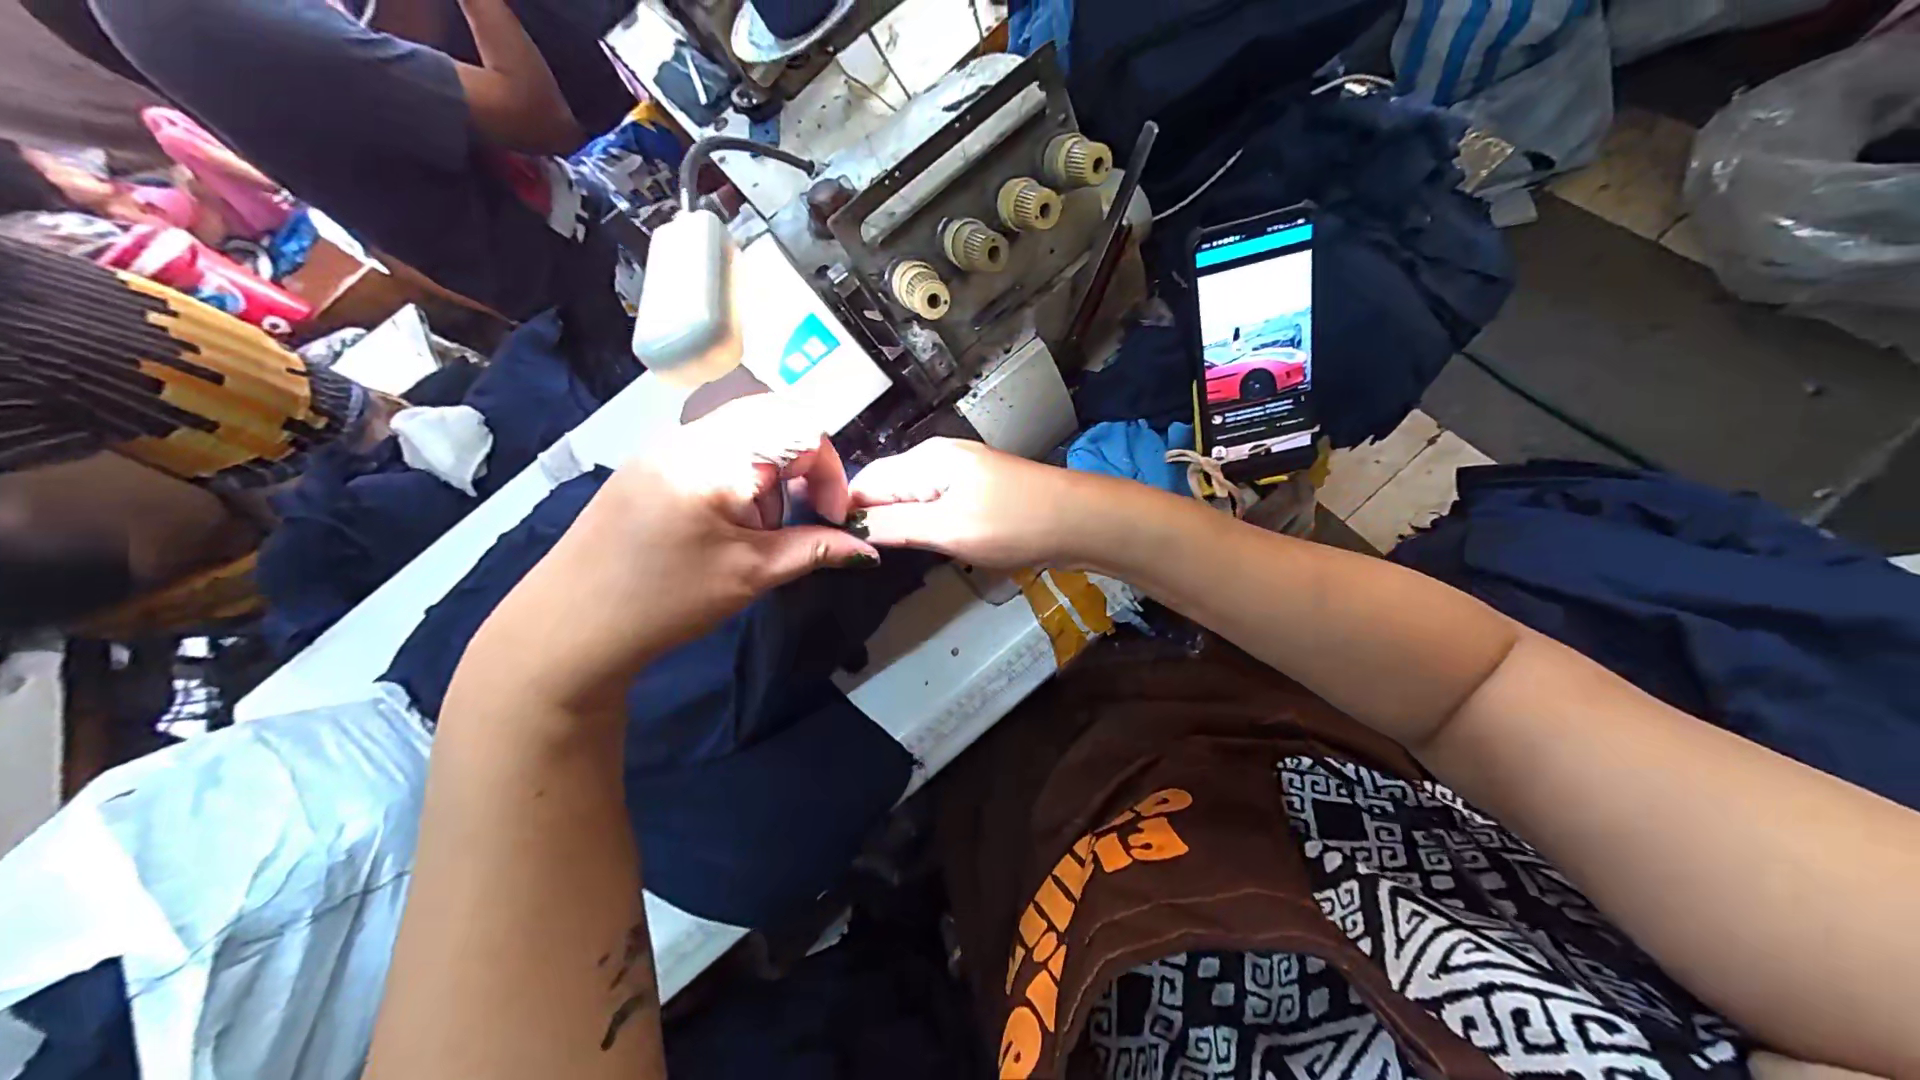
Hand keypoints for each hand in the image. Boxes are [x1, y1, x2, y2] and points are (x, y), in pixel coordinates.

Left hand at [454, 395, 879, 710]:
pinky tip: (723, 524)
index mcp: (714, 458)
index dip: (830, 472)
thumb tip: (866, 549)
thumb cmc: (665, 601)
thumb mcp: (750, 575)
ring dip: (769, 475)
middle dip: (801, 468)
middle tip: (799, 516)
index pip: (799, 430)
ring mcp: (662, 448)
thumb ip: (813, 550)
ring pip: (744, 435)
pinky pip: (712, 451)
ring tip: (754, 530)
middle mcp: (686, 437)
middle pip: (772, 421)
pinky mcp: (649, 467)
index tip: (832, 519)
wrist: (568, 628)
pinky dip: (739, 478)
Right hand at [848, 438, 1116, 569]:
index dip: (842, 511)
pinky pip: (931, 504)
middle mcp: (935, 458)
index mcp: (924, 460)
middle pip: (883, 488)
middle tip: (856, 557)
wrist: (1083, 522)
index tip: (832, 547)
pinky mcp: (974, 490)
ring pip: (907, 498)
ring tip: (883, 554)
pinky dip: (920, 524)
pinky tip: (921, 544)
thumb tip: (845, 526)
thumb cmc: (1015, 524)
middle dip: (869, 519)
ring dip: (895, 524)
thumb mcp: (948, 529)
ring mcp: (957, 472)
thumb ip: (894, 526)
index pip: (863, 481)